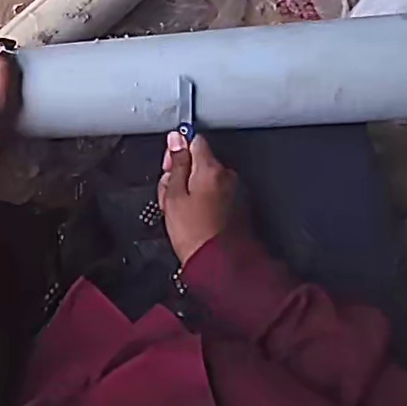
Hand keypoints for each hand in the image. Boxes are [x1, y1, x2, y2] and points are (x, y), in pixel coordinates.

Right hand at [158, 132, 240, 263]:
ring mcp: (235, 191)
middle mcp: (227, 176)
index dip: (177, 150)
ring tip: (181, 210)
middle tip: (171, 193)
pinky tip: (193, 217)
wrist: (220, 265)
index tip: (169, 164)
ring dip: (192, 188)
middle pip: (200, 160)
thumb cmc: (196, 234)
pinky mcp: (237, 206)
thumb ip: (176, 164)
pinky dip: (203, 200)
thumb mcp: (173, 195)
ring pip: (206, 178)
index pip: (194, 140)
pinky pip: (215, 193)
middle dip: (183, 172)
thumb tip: (176, 141)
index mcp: (211, 169)